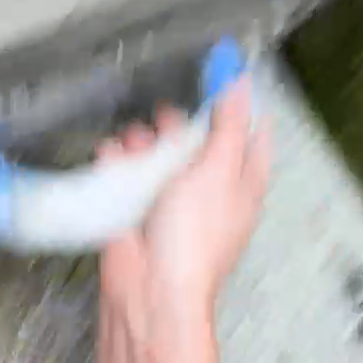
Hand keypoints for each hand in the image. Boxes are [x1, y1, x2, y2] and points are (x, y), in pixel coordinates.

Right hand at [96, 79, 270, 340]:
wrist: (148, 287)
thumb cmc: (194, 236)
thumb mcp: (219, 170)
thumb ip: (228, 125)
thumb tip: (240, 84)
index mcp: (240, 183)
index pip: (250, 135)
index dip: (238, 105)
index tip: (222, 75)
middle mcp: (207, 189)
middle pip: (197, 140)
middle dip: (179, 125)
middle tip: (167, 117)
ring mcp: (170, 199)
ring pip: (158, 154)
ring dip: (143, 142)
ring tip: (133, 142)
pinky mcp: (135, 207)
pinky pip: (126, 173)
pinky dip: (117, 162)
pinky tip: (111, 156)